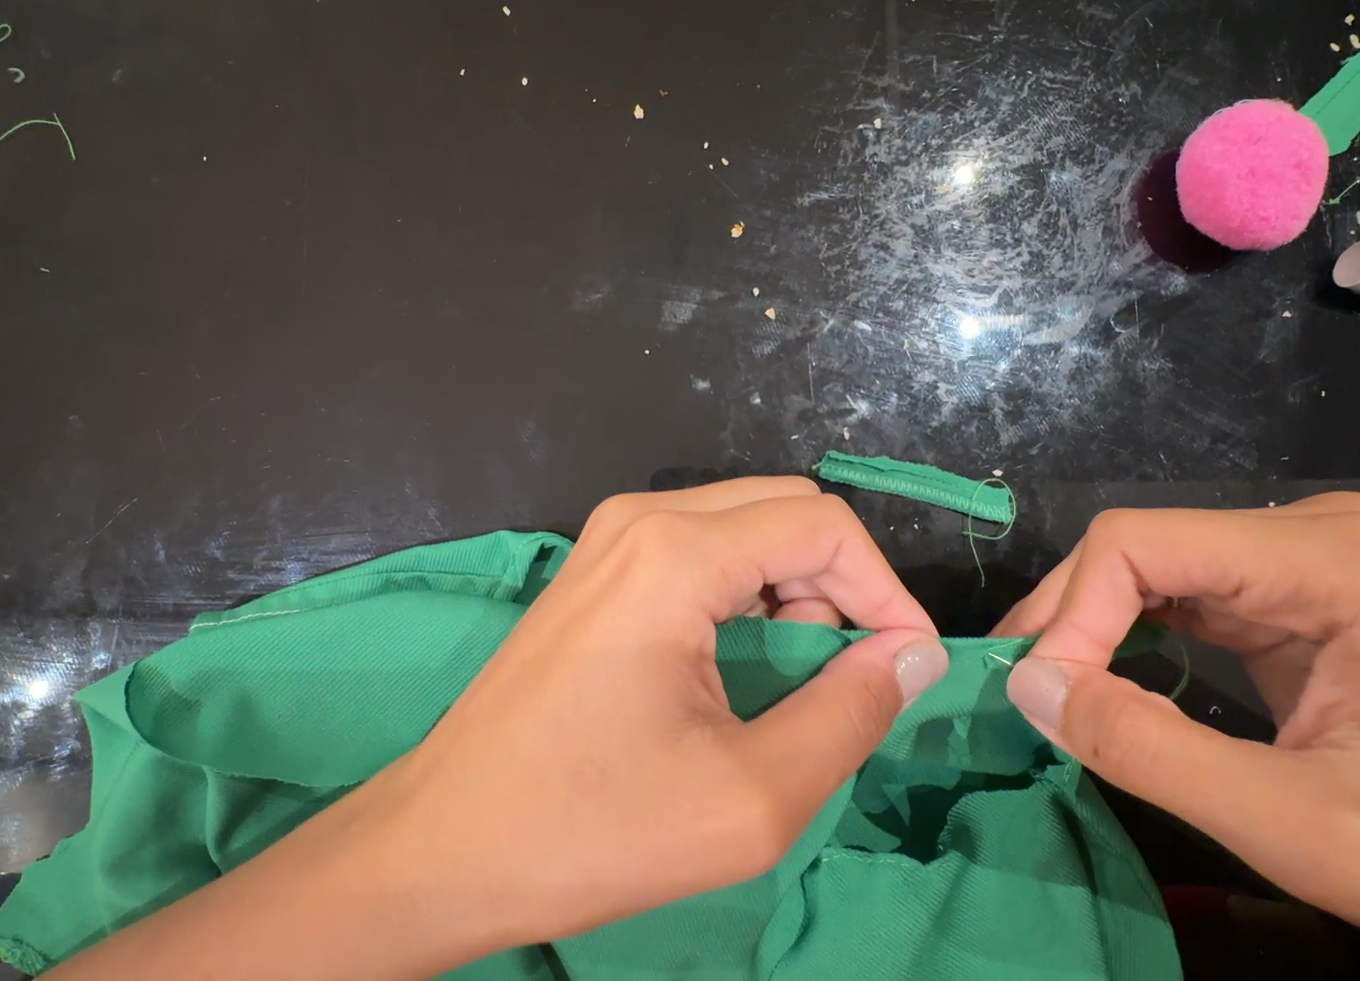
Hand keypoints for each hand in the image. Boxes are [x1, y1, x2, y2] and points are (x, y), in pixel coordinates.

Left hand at [348, 477, 948, 968]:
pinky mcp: (599, 567)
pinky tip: (733, 667)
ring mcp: (611, 537)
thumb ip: (851, 714)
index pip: (824, 526)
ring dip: (794, 591)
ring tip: (784, 684)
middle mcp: (642, 518)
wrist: (444, 847)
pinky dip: (746, 594)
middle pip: (787, 511)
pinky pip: (703, 549)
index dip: (886, 592)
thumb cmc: (591, 827)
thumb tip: (915, 656)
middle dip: (839, 585)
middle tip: (839, 679)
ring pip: (748, 526)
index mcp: (675, 553)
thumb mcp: (749, 796)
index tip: (905, 671)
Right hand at [992, 492, 1359, 979]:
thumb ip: (1148, 751)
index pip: (1140, 545)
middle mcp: (1316, 532)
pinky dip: (1128, 631)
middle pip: (1139, 548)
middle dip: (1070, 620)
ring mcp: (1308, 554)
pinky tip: (1103, 671)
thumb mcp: (1301, 829)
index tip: (1039, 695)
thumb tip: (1028, 689)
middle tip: (1024, 694)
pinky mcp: (1298, 586)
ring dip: (1090, 626)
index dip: (1069, 613)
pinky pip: (1182, 589)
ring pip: (1151, 565)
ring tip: (1048, 686)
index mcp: (1332, 563)